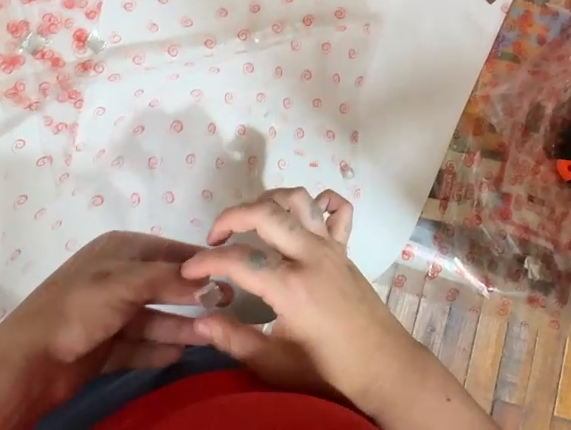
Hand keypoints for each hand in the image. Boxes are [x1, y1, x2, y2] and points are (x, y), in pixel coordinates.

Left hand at [0, 231, 208, 429]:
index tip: (231, 272)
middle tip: (228, 306)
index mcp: (119, 250)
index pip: (169, 250)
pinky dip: (159, 348)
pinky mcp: (104, 345)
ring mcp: (110, 313)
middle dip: (193, 296)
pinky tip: (182, 354)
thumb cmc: (78, 308)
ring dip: (181, 325)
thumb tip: (212, 279)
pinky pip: (140, 345)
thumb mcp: (128, 283)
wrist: (26, 362)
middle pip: (164, 285)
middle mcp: (117, 277)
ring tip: (212, 335)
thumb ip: (170, 279)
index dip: (198, 261)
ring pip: (154, 317)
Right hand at [181, 188, 492, 428]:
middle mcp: (310, 255)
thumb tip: (199, 319)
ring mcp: (331, 247)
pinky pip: (338, 208)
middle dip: (233, 215)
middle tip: (215, 236)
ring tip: (251, 220)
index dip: (206, 263)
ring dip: (270, 200)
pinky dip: (320, 202)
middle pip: (267, 212)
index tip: (188, 272)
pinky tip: (303, 216)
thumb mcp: (274, 363)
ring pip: (299, 199)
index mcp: (290, 287)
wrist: (382, 366)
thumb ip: (234, 338)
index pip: (238, 261)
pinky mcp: (346, 247)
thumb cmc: (326, 370)